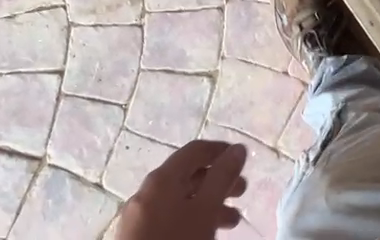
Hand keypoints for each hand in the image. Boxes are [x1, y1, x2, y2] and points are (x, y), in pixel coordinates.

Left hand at [116, 140, 248, 239]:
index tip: (243, 162)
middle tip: (241, 193)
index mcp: (162, 178)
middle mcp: (146, 192)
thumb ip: (223, 176)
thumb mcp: (206, 210)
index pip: (196, 150)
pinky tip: (204, 233)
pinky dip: (190, 218)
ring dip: (208, 203)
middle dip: (218, 181)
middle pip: (188, 175)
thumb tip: (237, 149)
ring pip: (180, 199)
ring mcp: (138, 217)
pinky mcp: (136, 237)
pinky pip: (168, 217)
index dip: (222, 151)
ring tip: (230, 221)